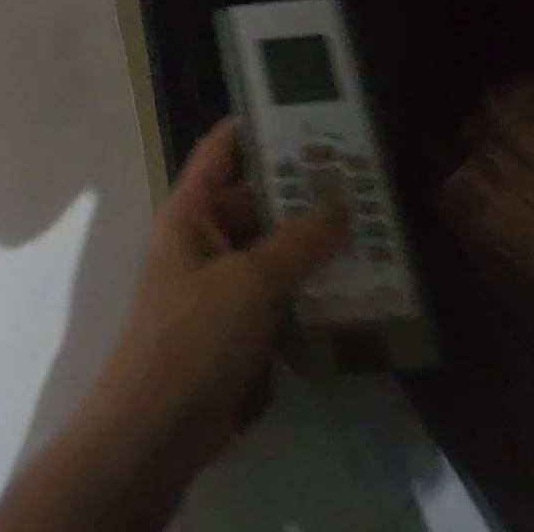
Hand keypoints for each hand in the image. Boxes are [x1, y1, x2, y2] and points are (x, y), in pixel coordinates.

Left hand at [80, 118, 350, 493]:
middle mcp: (201, 238)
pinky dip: (308, 283)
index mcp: (188, 212)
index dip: (254, 127)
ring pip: (269, 246)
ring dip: (312, 239)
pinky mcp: (235, 322)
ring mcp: (218, 282)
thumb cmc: (195, 335)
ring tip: (373, 223)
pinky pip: (275, 289)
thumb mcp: (249, 281)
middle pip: (253, 199)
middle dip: (300, 189)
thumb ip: (297, 243)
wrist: (160, 423)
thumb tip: (340, 206)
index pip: (219, 151)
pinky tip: (357, 284)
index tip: (303, 111)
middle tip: (361, 175)